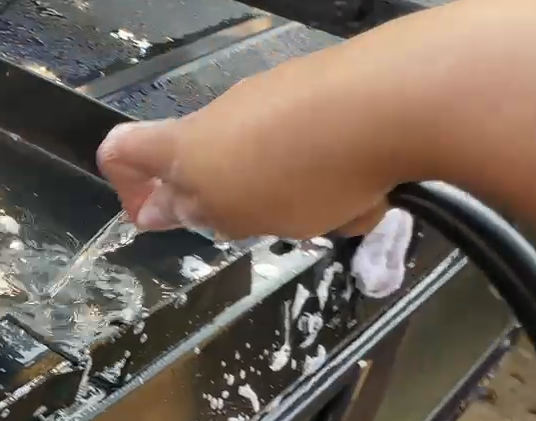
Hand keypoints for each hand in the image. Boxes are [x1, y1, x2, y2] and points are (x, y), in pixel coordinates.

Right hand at [94, 0, 485, 239]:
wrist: (414, 94)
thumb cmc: (301, 170)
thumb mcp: (231, 214)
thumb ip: (190, 212)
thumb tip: (158, 209)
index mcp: (185, 144)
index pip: (121, 151)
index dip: (124, 186)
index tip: (156, 215)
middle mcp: (226, 109)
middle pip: (206, 157)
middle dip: (226, 196)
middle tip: (258, 224)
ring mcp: (283, 89)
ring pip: (267, 150)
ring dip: (288, 186)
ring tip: (332, 211)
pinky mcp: (338, 80)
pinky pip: (319, 133)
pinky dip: (334, 164)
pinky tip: (370, 187)